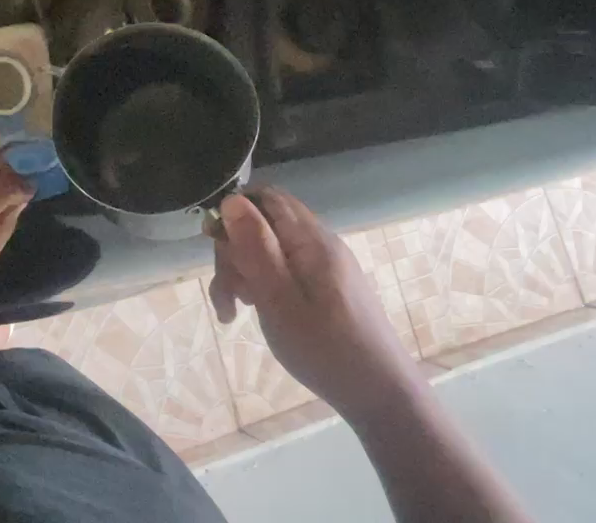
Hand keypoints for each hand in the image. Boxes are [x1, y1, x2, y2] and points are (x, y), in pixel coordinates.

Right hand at [209, 186, 419, 414]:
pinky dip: (262, 283)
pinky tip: (255, 310)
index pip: (265, 197)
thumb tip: (231, 200)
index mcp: (310, 240)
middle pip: (262, 223)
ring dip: (243, 271)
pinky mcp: (326, 285)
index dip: (233, 211)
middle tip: (226, 294)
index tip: (214, 245)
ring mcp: (324, 264)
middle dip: (234, 250)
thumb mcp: (279, 299)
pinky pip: (284, 268)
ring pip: (269, 248)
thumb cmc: (325, 350)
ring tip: (234, 310)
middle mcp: (319, 243)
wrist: (381, 397)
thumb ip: (255, 248)